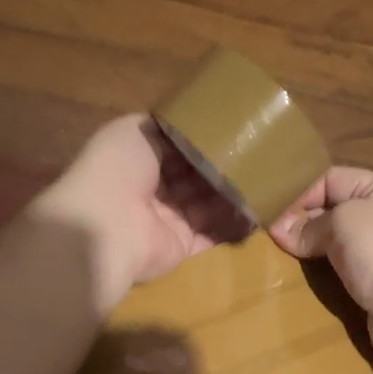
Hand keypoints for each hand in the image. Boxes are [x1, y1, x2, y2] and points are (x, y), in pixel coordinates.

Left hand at [36, 114, 245, 305]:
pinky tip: (258, 206)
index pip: (173, 148)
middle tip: (253, 150)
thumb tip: (191, 127)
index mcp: (136, 161)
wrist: (110, 224)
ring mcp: (166, 221)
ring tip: (262, 173)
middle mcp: (150, 191)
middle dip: (217, 164)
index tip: (229, 127)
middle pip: (191, 176)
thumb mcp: (136, 130)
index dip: (198, 139)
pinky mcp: (181, 246)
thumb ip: (163, 129)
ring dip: (228, 191)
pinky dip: (233, 223)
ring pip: (204, 204)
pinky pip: (211, 234)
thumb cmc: (118, 168)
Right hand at [270, 167, 372, 364]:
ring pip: (339, 244)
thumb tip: (280, 229)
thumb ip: (310, 225)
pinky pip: (346, 272)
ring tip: (284, 258)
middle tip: (272, 240)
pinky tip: (307, 280)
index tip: (274, 218)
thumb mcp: (344, 224)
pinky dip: (326, 275)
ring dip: (313, 251)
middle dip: (304, 222)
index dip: (301, 194)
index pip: (332, 179)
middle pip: (335, 211)